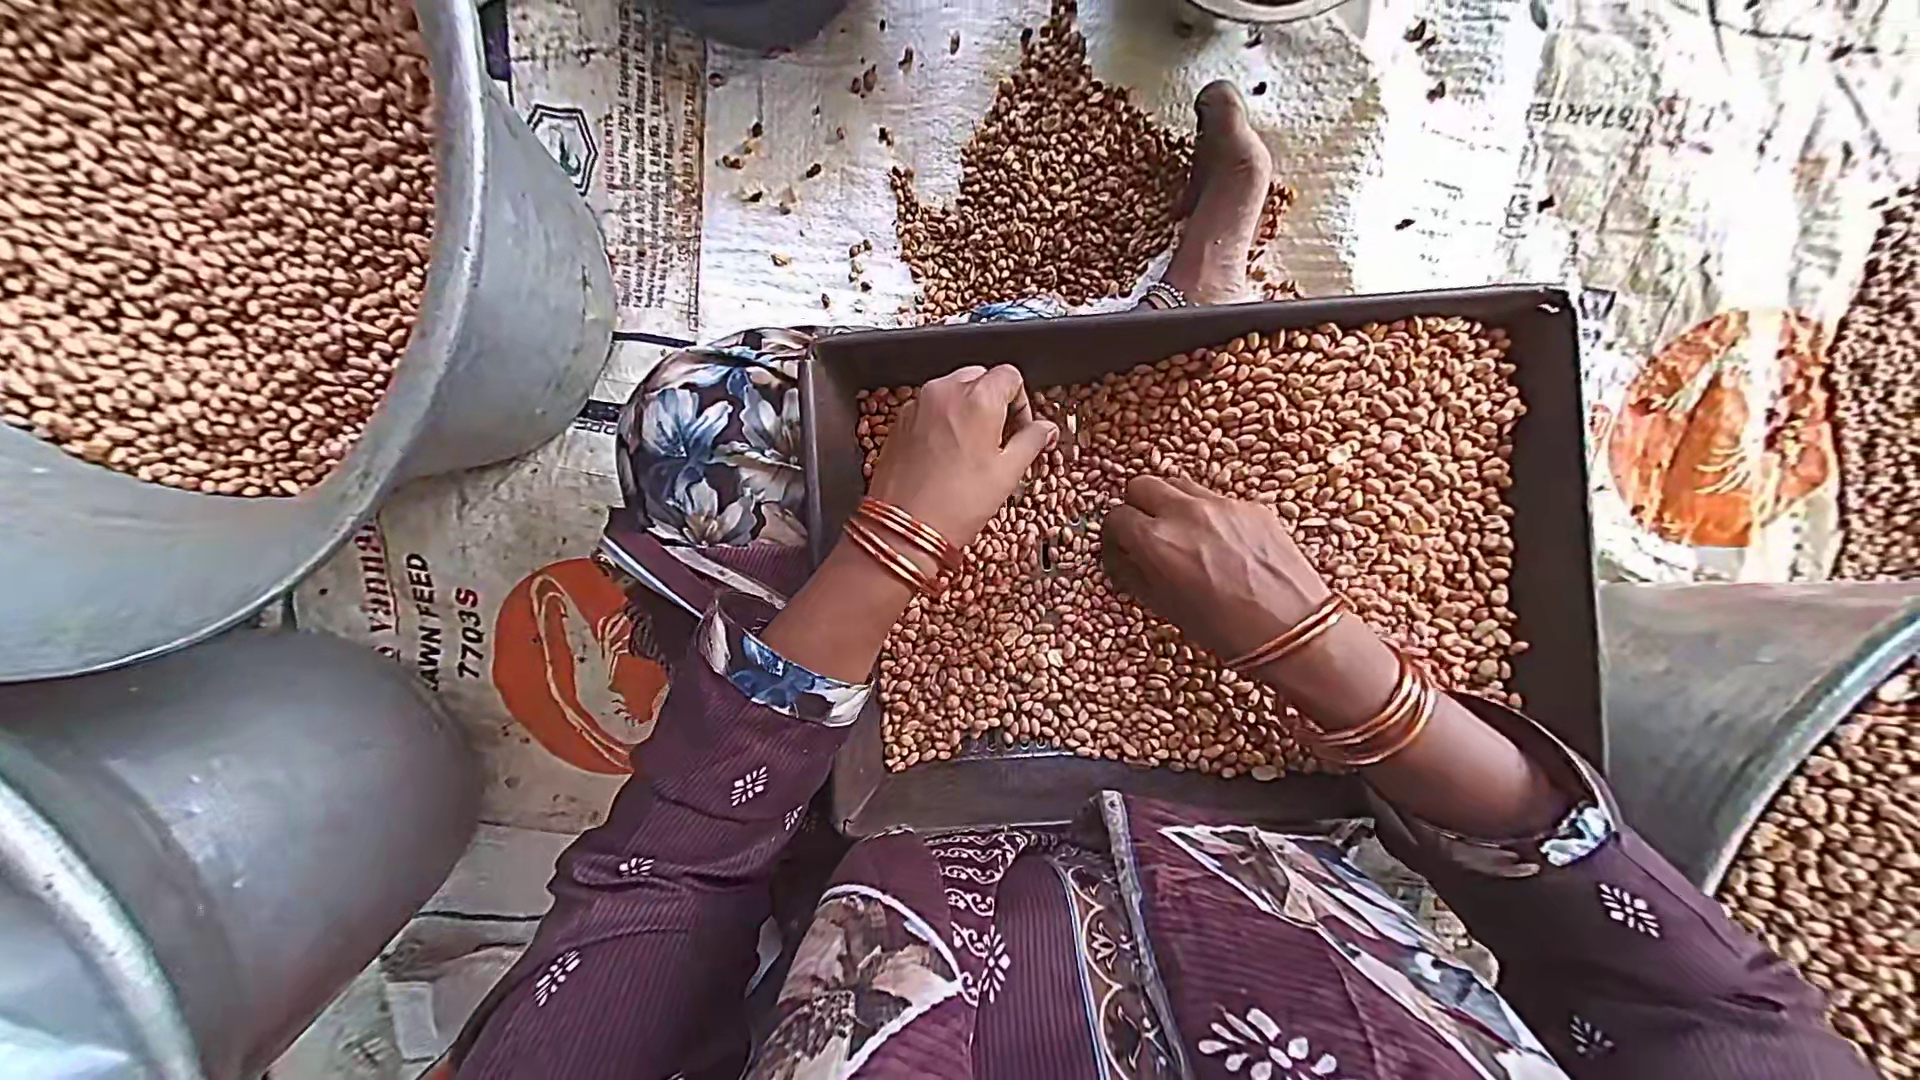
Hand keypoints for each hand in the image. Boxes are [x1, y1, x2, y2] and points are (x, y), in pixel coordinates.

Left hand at [868, 365, 1057, 548]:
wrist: (906, 528)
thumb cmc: (955, 504)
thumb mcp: (1007, 473)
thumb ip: (1031, 441)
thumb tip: (1044, 429)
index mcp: (978, 398)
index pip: (1010, 376)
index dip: (1022, 403)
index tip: (1021, 430)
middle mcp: (944, 392)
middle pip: (980, 379)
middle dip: (994, 404)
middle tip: (999, 441)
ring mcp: (918, 405)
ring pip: (952, 393)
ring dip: (967, 412)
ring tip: (971, 453)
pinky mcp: (899, 422)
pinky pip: (929, 409)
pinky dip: (942, 422)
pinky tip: (947, 457)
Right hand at [1102, 475, 1330, 659]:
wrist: (1292, 630)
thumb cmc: (1224, 628)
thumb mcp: (1163, 605)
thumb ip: (1133, 572)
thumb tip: (1121, 555)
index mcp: (1157, 540)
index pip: (1116, 516)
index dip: (1114, 533)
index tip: (1120, 545)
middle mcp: (1185, 512)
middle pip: (1142, 485)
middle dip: (1137, 506)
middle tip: (1145, 531)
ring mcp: (1221, 504)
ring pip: (1178, 484)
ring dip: (1169, 503)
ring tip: (1180, 532)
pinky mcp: (1251, 505)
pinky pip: (1214, 498)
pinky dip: (1206, 513)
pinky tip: (1218, 542)